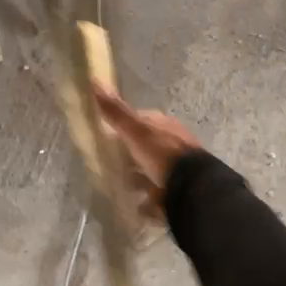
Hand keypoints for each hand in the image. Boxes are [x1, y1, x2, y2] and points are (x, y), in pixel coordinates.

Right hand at [93, 85, 202, 216]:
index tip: (107, 134)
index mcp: (164, 126)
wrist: (191, 188)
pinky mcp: (176, 191)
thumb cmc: (162, 154)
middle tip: (109, 163)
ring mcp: (176, 169)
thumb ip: (116, 112)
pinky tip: (135, 205)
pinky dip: (146, 199)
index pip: (142, 120)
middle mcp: (172, 145)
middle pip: (145, 147)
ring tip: (120, 185)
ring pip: (151, 170)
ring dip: (138, 177)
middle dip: (130, 154)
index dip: (124, 125)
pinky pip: (157, 194)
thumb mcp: (136, 130)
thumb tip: (94, 81)